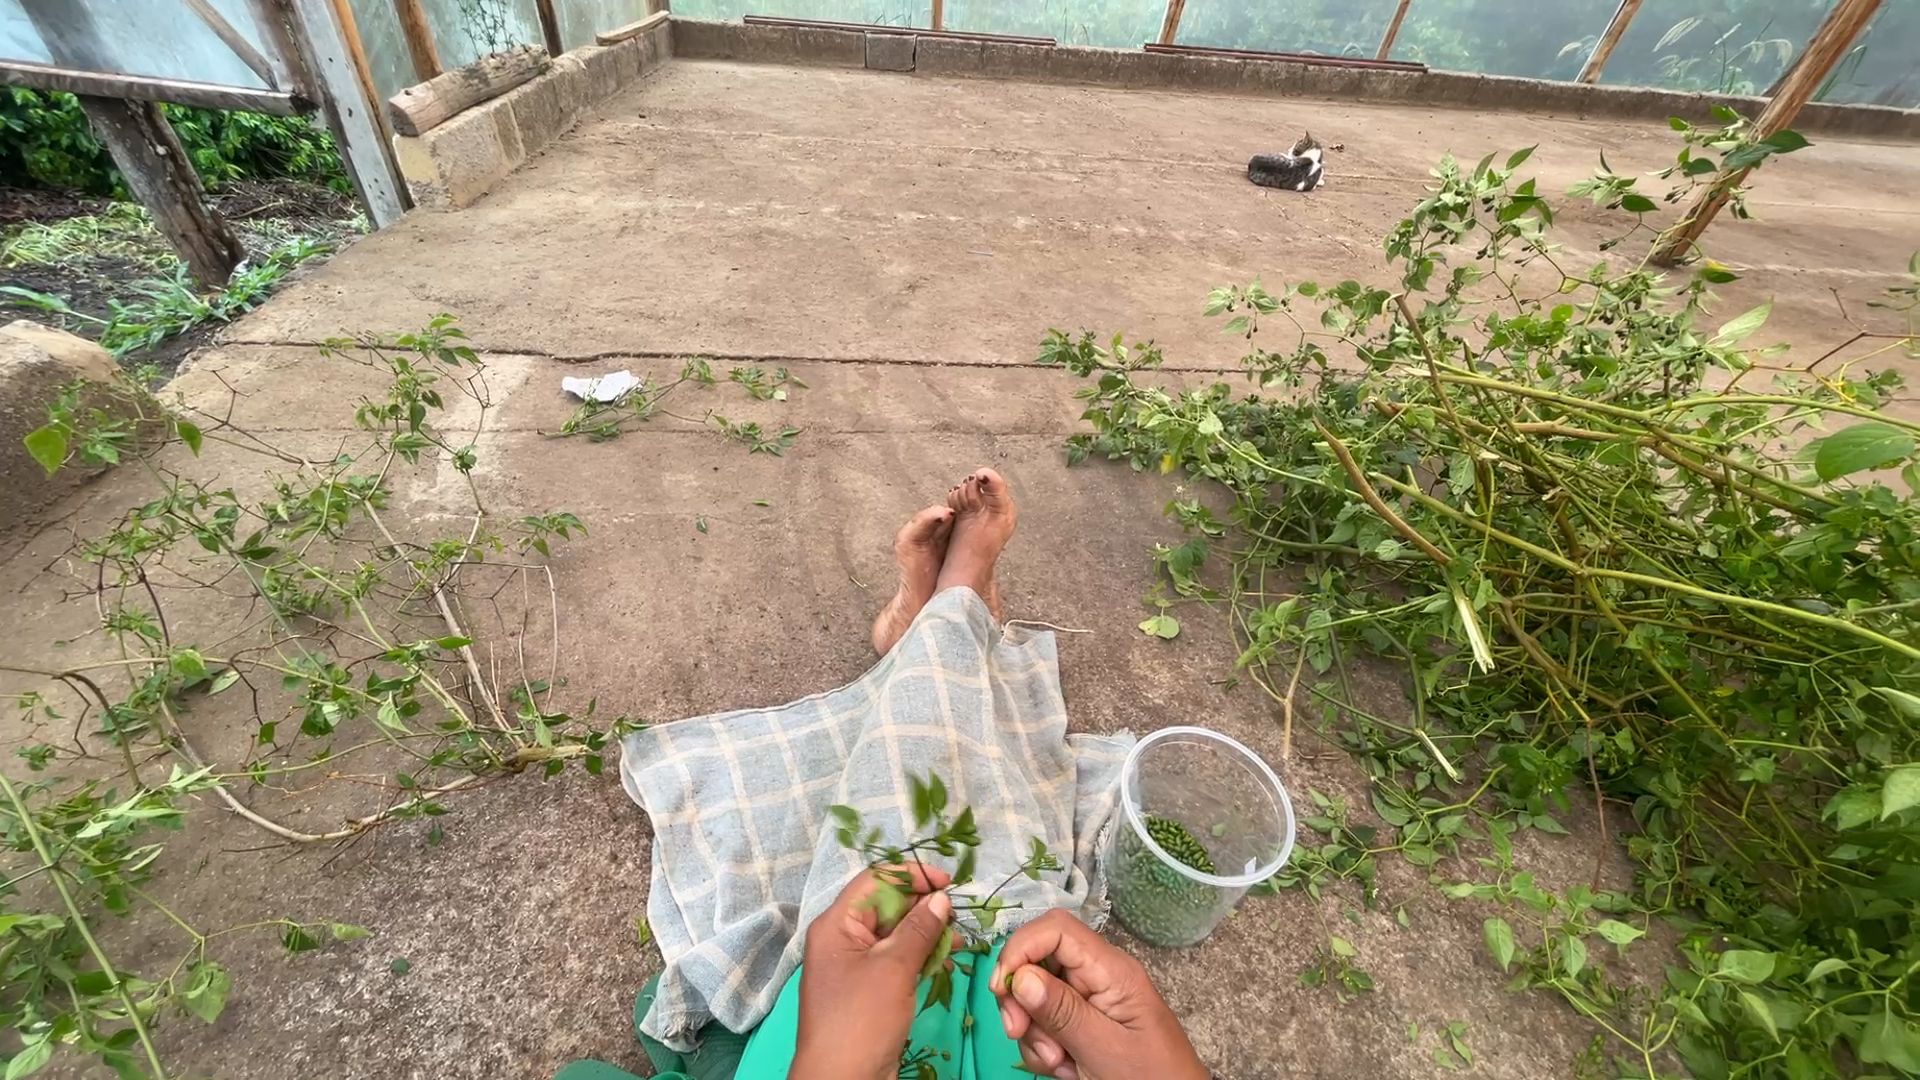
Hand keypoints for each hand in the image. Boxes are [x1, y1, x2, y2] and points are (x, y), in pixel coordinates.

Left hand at [791, 864, 954, 1079]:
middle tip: (956, 913)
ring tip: (958, 938)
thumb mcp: (893, 969)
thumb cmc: (861, 1021)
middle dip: (923, 906)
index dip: (912, 876)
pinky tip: (946, 958)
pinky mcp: (868, 988)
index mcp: (837, 924)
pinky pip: (896, 959)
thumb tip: (940, 898)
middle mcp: (842, 938)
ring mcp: (855, 965)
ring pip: (895, 934)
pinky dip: (920, 956)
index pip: (876, 881)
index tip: (946, 882)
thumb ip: (919, 929)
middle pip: (886, 906)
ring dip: (926, 933)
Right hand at [991, 910, 1207, 1079]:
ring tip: (1059, 1065)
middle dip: (1022, 997)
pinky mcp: (1082, 1024)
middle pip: (1040, 960)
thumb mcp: (1106, 1052)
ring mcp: (1089, 1000)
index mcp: (1111, 968)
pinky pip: (1045, 1022)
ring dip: (1034, 1031)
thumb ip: (1063, 1013)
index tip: (1001, 988)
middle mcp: (1097, 975)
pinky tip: (1063, 1069)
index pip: (1058, 929)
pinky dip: (1043, 1047)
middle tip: (1017, 1032)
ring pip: (1037, 994)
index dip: (1022, 947)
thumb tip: (1020, 976)